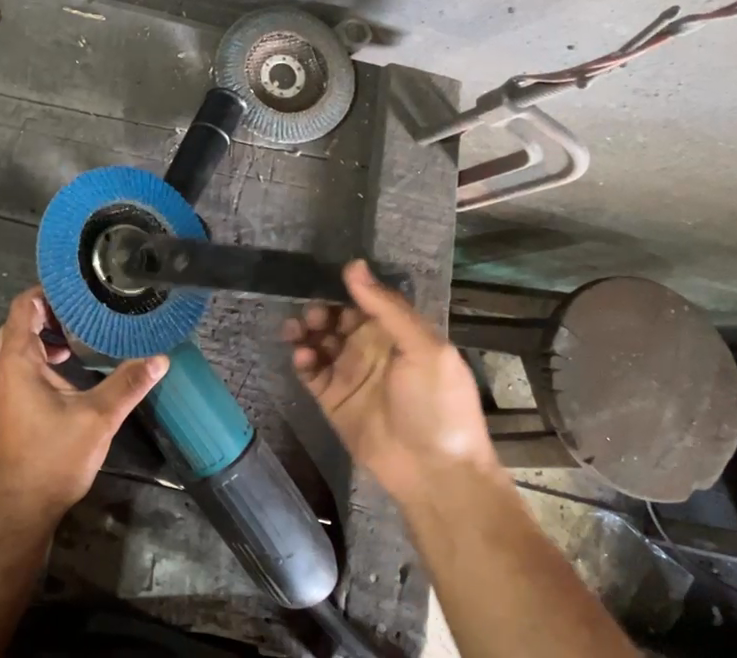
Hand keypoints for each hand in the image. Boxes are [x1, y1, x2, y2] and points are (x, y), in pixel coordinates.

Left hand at [0, 287, 168, 521]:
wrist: (26, 503)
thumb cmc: (55, 455)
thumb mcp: (98, 416)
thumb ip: (127, 383)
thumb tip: (160, 357)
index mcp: (19, 359)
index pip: (23, 305)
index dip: (48, 291)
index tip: (80, 286)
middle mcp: (9, 366)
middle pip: (23, 320)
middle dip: (52, 309)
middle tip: (87, 305)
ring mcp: (11, 384)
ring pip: (25, 342)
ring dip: (50, 331)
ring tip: (85, 327)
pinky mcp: (19, 400)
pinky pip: (29, 362)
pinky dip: (49, 353)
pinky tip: (76, 362)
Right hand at [284, 261, 500, 505]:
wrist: (434, 472)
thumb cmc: (438, 405)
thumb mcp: (424, 349)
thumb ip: (387, 307)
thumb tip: (354, 265)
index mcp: (398, 335)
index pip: (365, 302)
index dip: (346, 291)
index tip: (325, 280)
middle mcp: (372, 350)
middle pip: (337, 318)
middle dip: (320, 310)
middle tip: (314, 315)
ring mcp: (350, 374)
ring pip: (319, 341)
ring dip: (306, 330)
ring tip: (299, 331)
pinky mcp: (333, 399)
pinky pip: (310, 371)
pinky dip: (303, 359)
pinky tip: (304, 357)